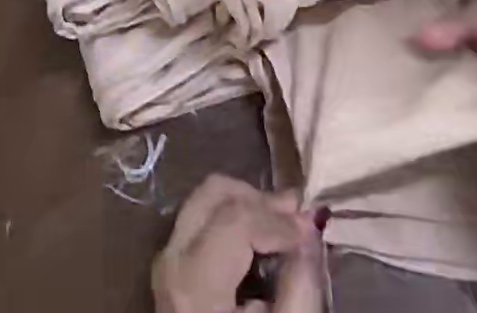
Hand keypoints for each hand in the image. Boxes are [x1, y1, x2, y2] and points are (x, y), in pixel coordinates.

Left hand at [152, 175, 323, 312]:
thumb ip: (300, 283)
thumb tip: (310, 231)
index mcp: (193, 281)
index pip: (237, 218)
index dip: (279, 219)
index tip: (311, 232)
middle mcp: (170, 259)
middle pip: (213, 193)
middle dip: (259, 199)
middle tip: (297, 217)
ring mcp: (164, 262)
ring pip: (205, 201)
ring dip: (247, 205)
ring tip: (284, 225)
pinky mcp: (170, 269)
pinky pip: (201, 221)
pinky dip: (233, 219)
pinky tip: (261, 241)